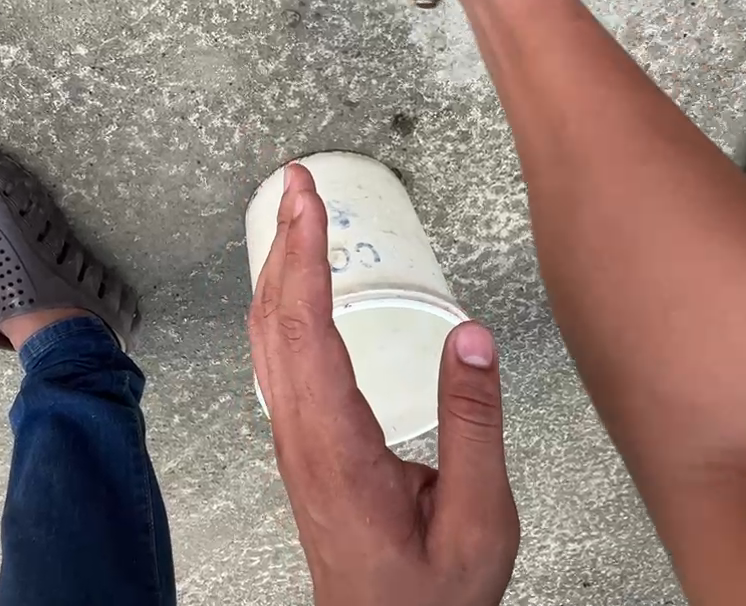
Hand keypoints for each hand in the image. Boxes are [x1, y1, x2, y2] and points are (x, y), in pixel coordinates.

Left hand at [248, 163, 519, 605]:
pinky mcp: (296, 430)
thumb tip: (471, 337)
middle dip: (285, 235)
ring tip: (293, 210)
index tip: (307, 200)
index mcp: (337, 442)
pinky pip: (273, 346)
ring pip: (267, 326)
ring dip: (278, 259)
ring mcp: (289, 428)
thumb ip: (474, 425)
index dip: (305, 253)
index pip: (307, 325)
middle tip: (297, 180)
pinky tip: (291, 275)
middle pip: (275, 311)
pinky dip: (279, 292)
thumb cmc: (426, 592)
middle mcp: (299, 427)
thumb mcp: (478, 520)